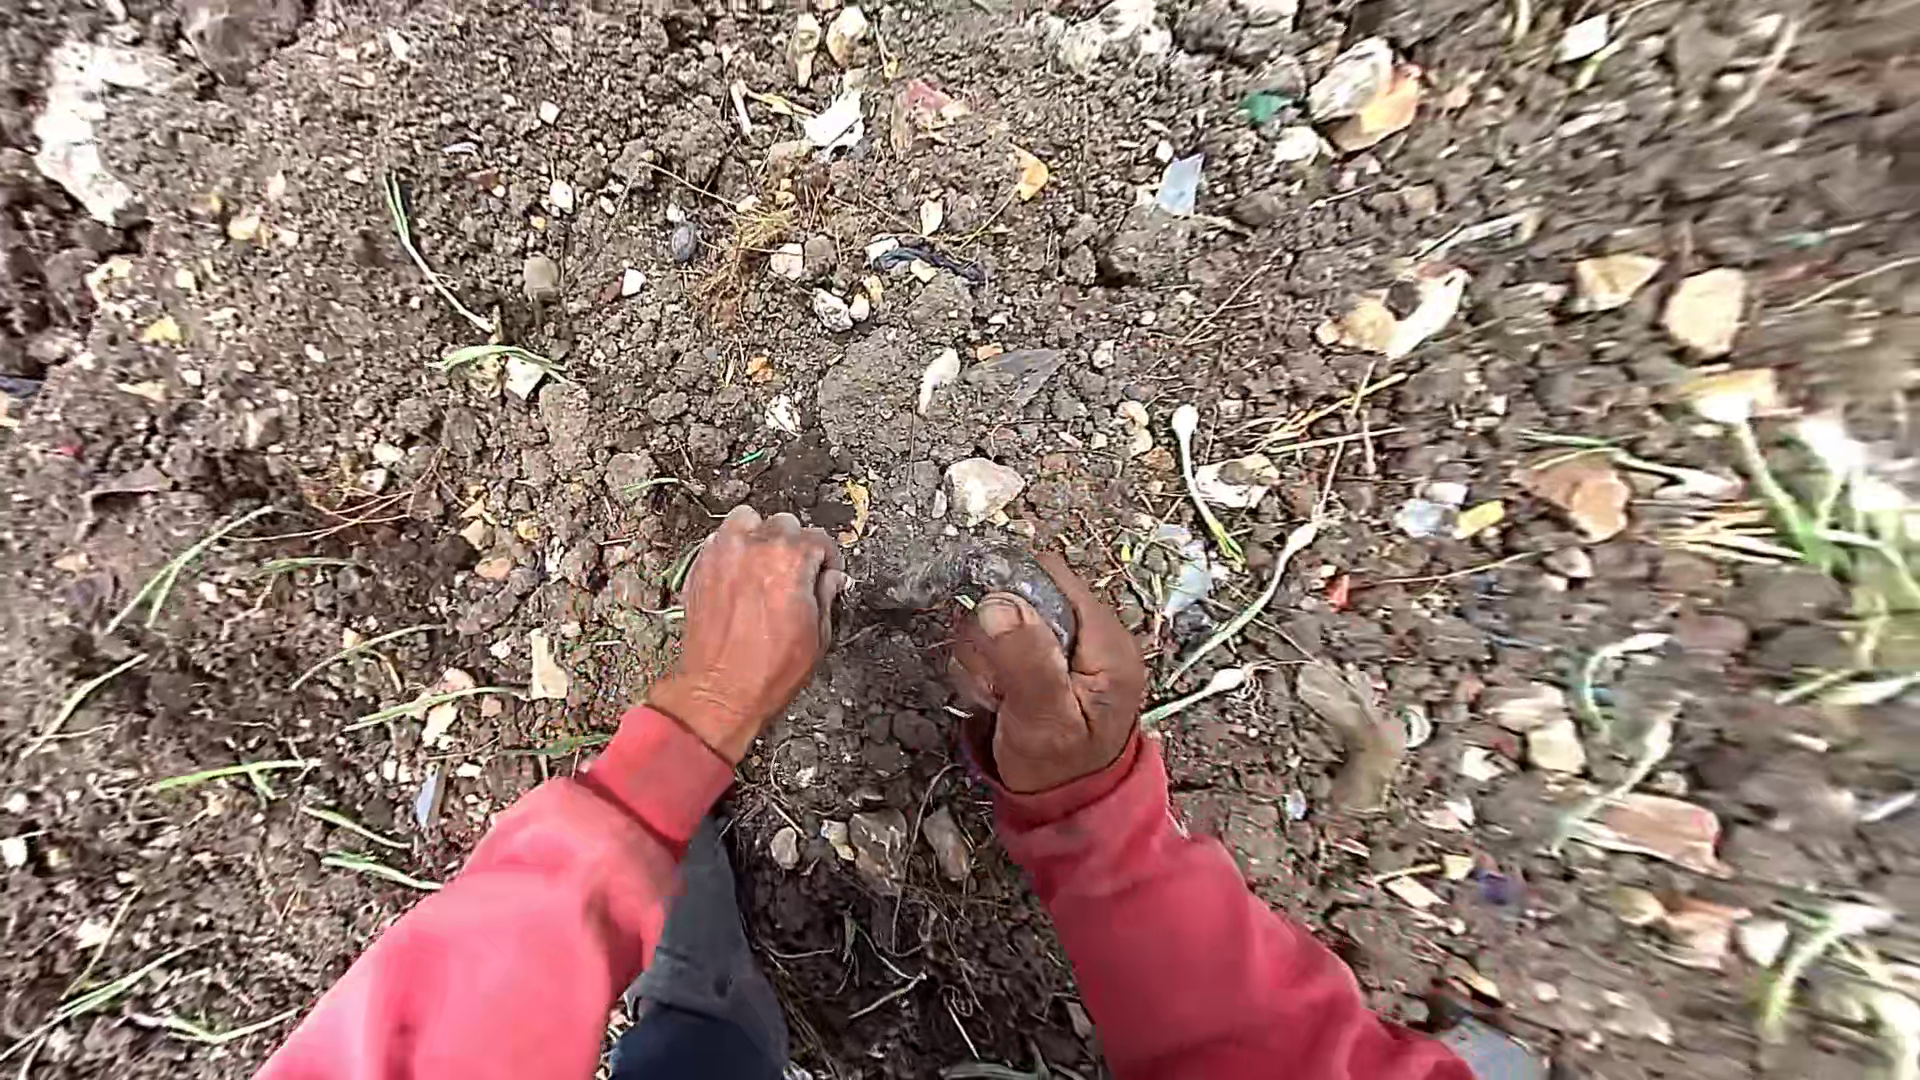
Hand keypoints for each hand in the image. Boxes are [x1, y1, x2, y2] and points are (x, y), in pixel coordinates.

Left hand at [649, 505, 845, 762]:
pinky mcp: (700, 568)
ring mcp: (723, 554)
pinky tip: (741, 576)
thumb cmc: (769, 670)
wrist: (720, 693)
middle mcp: (756, 547)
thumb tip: (831, 579)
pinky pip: (719, 540)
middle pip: (784, 523)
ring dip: (760, 537)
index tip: (826, 575)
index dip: (827, 560)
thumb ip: (826, 595)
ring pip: (747, 520)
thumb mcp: (819, 634)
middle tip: (797, 573)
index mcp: (792, 559)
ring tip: (766, 565)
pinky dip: (732, 550)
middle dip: (795, 545)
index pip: (819, 539)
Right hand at [949, 553, 1145, 792]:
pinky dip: (987, 666)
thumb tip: (998, 603)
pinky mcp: (1045, 661)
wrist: (1064, 808)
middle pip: (1022, 596)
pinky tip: (993, 694)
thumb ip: (1026, 660)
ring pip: (1004, 620)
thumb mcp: (1044, 717)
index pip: (1050, 577)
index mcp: (1105, 640)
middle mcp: (1088, 634)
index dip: (1011, 592)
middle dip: (993, 633)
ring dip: (986, 654)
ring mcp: (1066, 648)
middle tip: (993, 678)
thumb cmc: (1059, 768)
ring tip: (995, 692)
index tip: (986, 629)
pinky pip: (1002, 643)